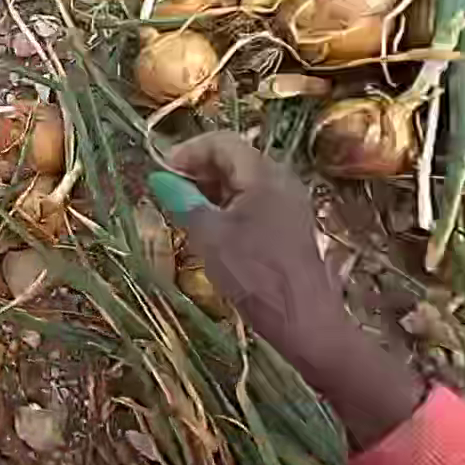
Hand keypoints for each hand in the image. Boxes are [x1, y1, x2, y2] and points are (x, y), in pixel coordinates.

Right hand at [169, 133, 422, 447]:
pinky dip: (225, 204)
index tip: (162, 175)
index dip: (187, 152)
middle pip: (232, 157)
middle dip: (196, 169)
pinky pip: (251, 199)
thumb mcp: (209, 235)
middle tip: (169, 193)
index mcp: (263, 175)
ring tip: (184, 212)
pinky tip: (210, 229)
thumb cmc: (254, 274)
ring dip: (209, 188)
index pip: (220, 141)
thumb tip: (158, 178)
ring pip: (241, 180)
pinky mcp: (288, 225)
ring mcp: (288, 203)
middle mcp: (280, 180)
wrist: (305, 323)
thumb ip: (183, 201)